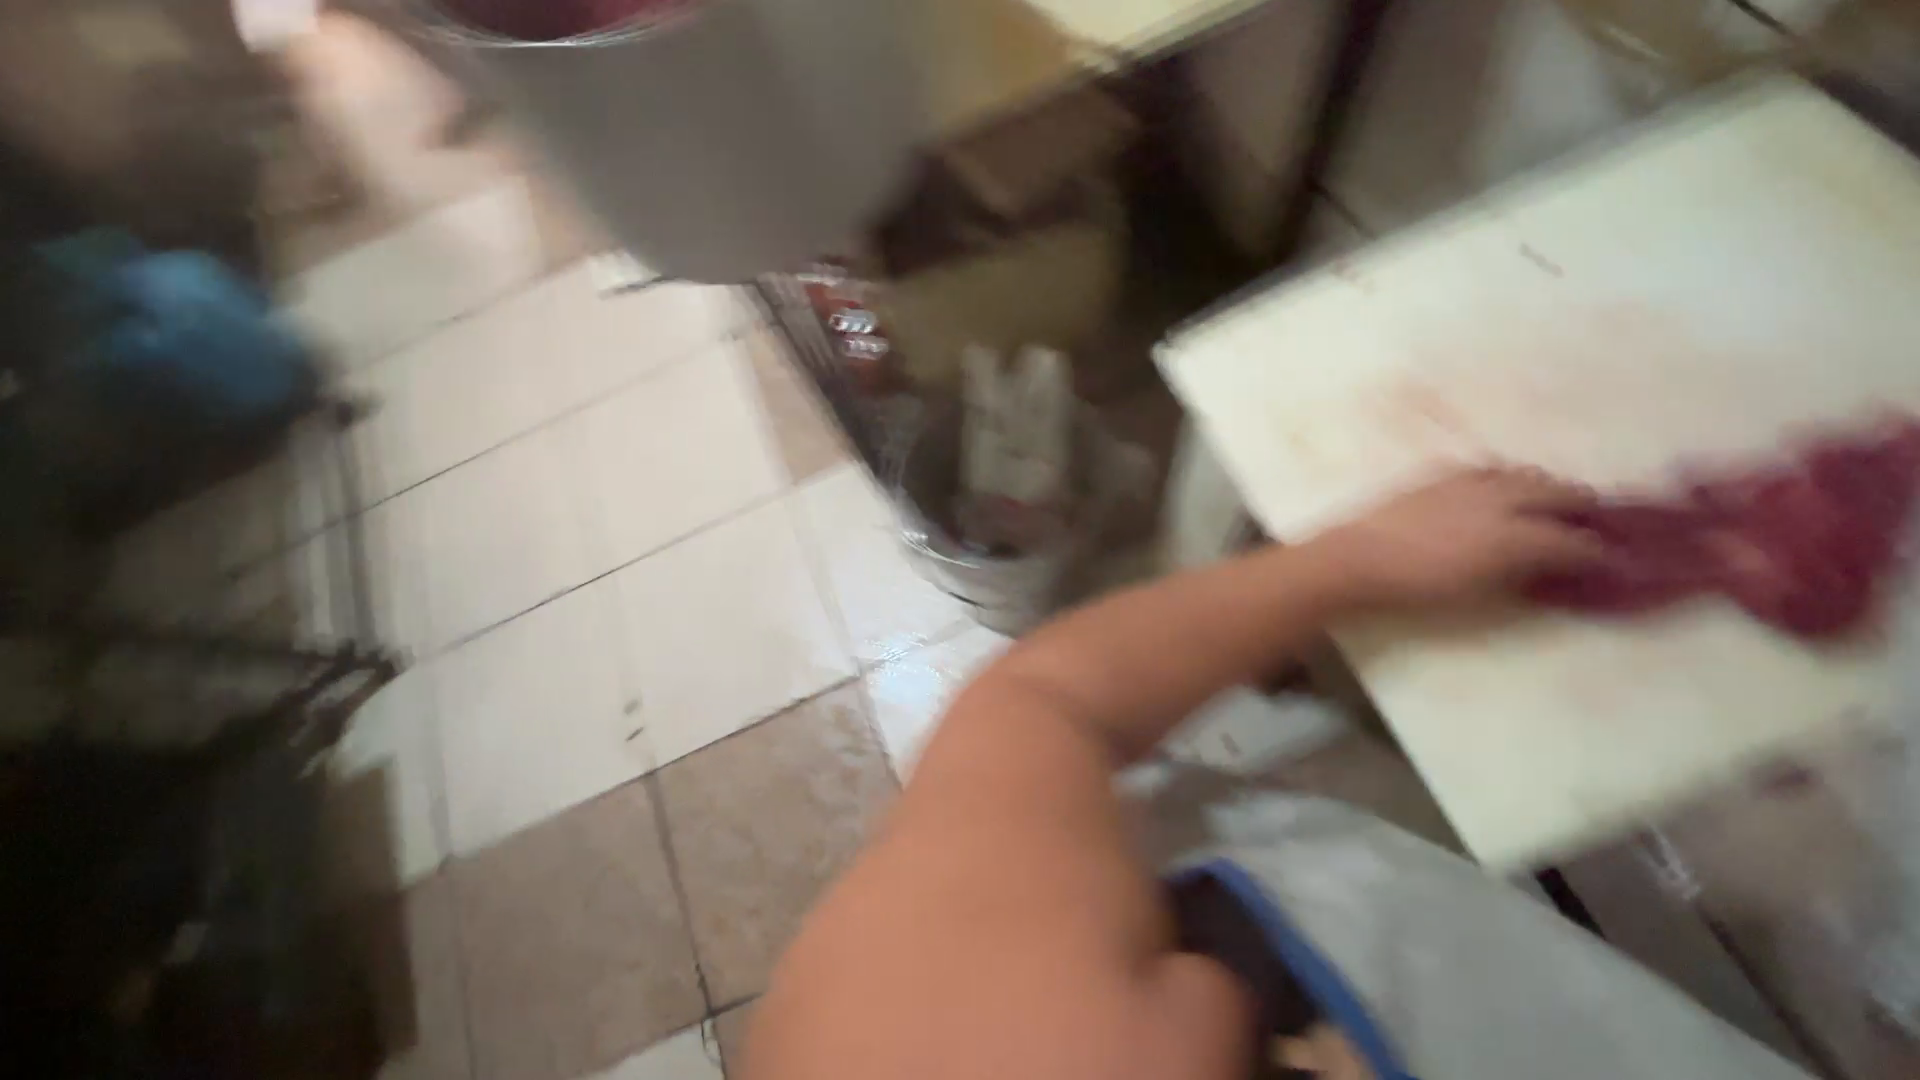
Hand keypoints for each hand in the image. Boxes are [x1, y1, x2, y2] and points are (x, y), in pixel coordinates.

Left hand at [1317, 466, 1602, 604]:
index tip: (1616, 561)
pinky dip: (1506, 480)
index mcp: (1516, 536)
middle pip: (1560, 492)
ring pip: (1525, 474)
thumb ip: (1523, 576)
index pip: (1575, 542)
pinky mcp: (1438, 472)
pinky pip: (1488, 470)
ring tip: (1548, 506)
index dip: (1600, 553)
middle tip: (1592, 524)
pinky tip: (1500, 493)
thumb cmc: (1415, 587)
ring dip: (1545, 489)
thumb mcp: (1478, 593)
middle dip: (1582, 508)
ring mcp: (1468, 479)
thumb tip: (1552, 570)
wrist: (1355, 558)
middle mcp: (1501, 498)